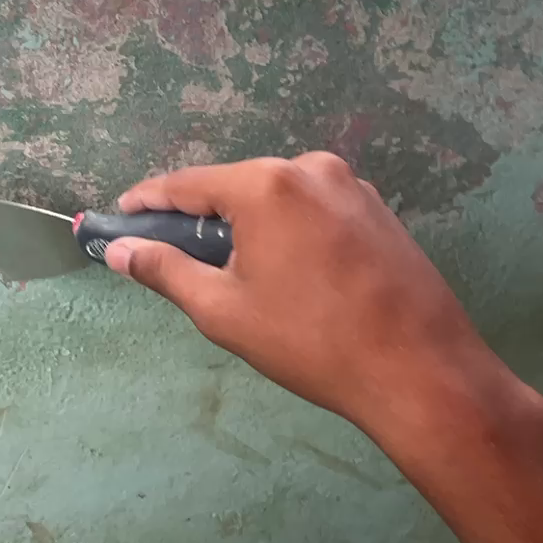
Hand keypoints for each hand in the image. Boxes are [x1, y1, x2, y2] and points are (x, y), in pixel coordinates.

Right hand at [108, 154, 525, 437]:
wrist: (424, 374)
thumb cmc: (310, 342)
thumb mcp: (222, 310)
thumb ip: (164, 270)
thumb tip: (119, 251)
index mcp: (265, 185)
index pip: (186, 184)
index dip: (147, 200)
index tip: (121, 215)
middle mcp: (307, 168)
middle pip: (231, 186)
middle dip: (198, 217)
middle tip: (174, 254)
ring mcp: (349, 185)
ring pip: (273, 196)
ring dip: (244, 223)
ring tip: (234, 270)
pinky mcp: (377, 208)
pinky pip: (309, 207)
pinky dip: (284, 227)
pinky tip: (286, 269)